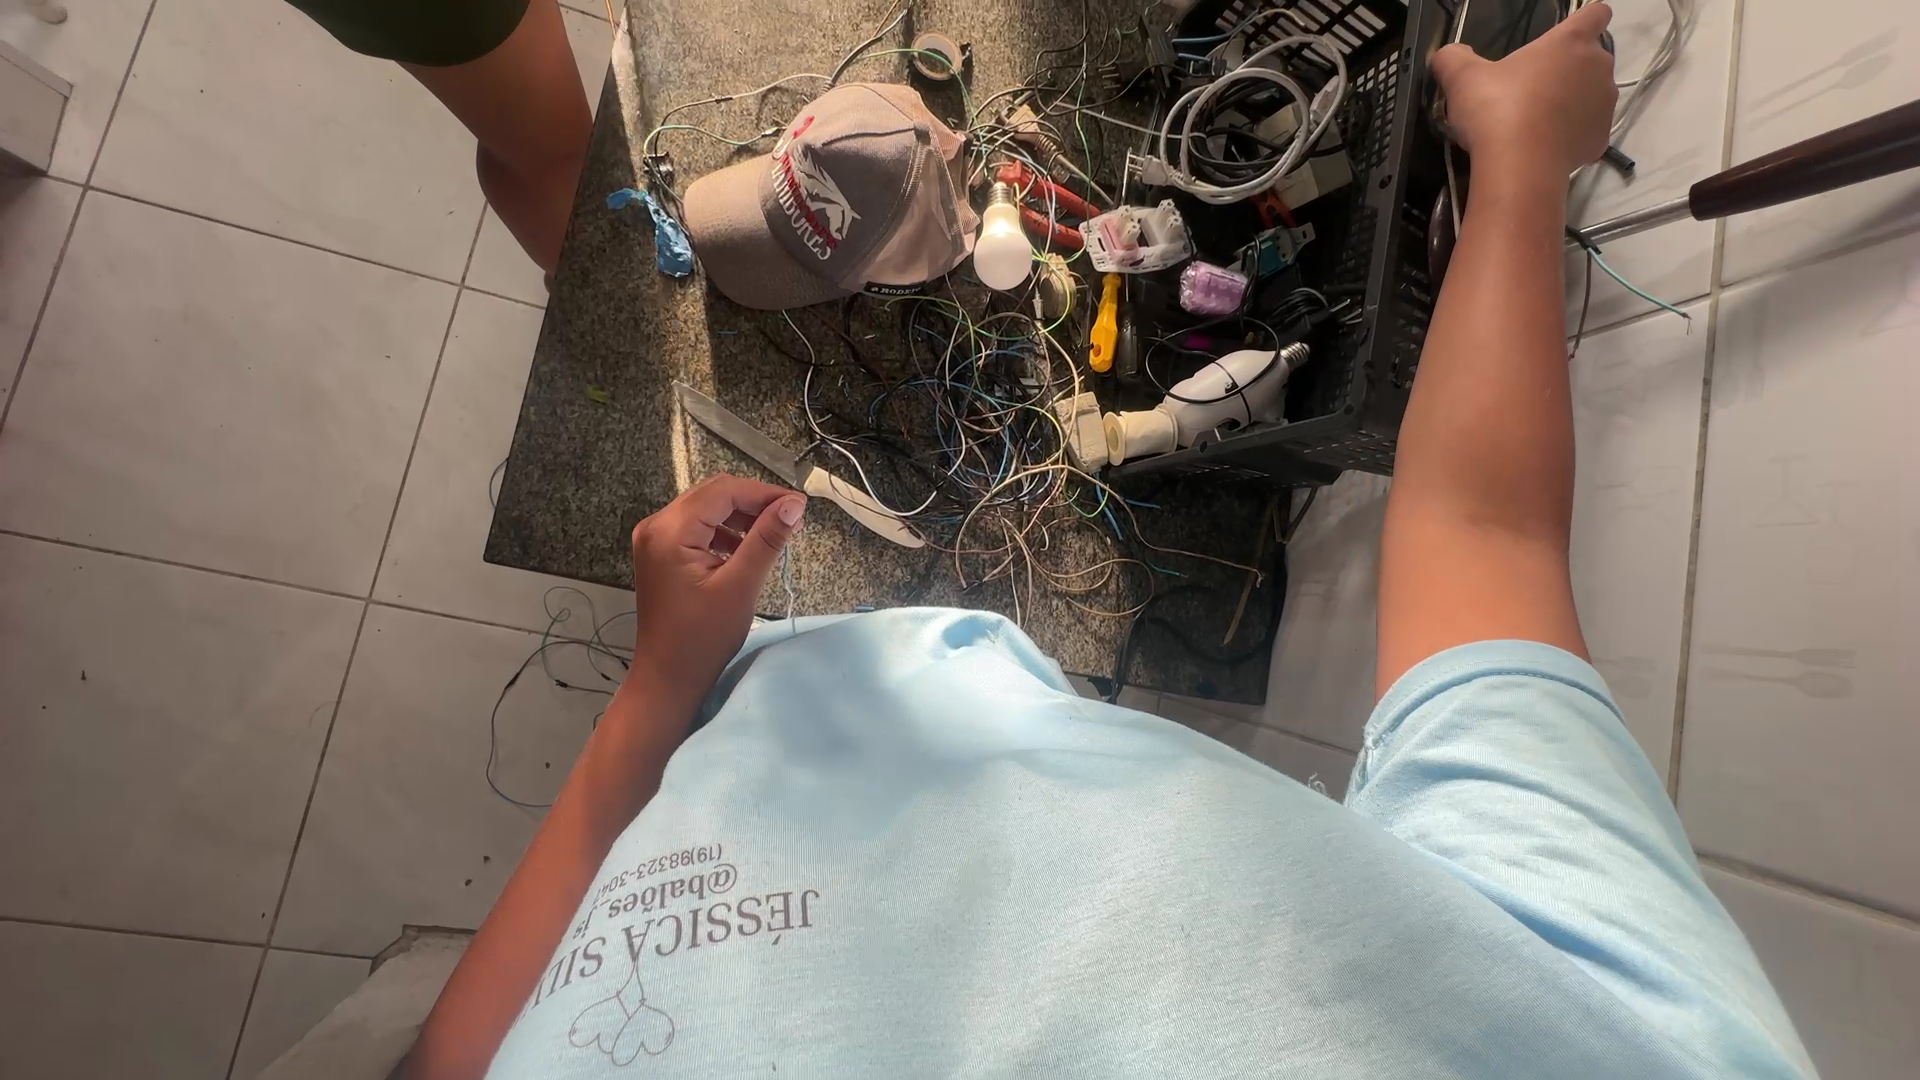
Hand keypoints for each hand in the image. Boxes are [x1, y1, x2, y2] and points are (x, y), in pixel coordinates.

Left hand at [625, 474, 805, 703]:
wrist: (668, 678)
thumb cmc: (703, 638)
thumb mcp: (740, 585)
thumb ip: (767, 539)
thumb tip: (793, 504)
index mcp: (669, 531)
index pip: (724, 492)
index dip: (765, 493)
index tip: (800, 506)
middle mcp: (656, 526)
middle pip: (714, 494)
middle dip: (755, 502)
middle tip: (792, 518)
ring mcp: (656, 540)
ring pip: (708, 509)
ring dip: (742, 516)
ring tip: (775, 534)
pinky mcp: (662, 553)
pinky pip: (699, 528)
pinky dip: (727, 532)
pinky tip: (749, 548)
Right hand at [1432, 1, 1617, 175]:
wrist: (1518, 165)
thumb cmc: (1496, 110)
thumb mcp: (1462, 80)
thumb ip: (1453, 60)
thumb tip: (1444, 53)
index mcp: (1570, 42)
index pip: (1595, 13)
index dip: (1581, 22)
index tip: (1559, 42)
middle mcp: (1598, 65)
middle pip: (1591, 59)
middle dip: (1568, 73)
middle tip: (1531, 95)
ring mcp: (1604, 103)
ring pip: (1592, 96)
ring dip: (1571, 106)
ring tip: (1535, 128)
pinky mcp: (1599, 138)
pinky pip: (1587, 133)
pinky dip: (1570, 139)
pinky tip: (1544, 151)